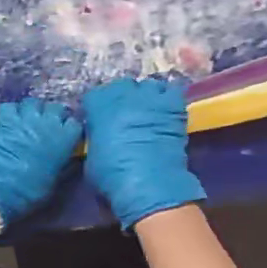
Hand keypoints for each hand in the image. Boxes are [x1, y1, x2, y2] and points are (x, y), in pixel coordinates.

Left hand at [0, 99, 84, 236]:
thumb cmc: (28, 192)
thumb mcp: (56, 180)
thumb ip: (65, 162)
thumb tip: (70, 155)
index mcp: (64, 138)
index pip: (75, 123)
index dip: (68, 129)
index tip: (64, 135)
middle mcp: (47, 122)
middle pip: (55, 108)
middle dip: (51, 116)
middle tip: (44, 127)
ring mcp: (24, 117)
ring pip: (33, 103)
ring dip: (31, 111)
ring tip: (26, 122)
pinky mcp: (2, 118)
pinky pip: (10, 107)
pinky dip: (10, 113)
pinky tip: (8, 122)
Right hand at [82, 78, 205, 229]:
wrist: (147, 182)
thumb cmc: (110, 173)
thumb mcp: (91, 155)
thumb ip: (95, 136)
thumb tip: (99, 133)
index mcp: (98, 104)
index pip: (93, 95)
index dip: (96, 107)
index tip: (97, 119)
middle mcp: (124, 94)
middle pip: (122, 86)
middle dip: (122, 97)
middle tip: (122, 114)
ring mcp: (151, 98)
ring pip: (148, 85)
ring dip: (146, 95)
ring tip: (146, 110)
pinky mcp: (175, 107)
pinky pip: (172, 92)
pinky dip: (167, 99)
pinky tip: (165, 111)